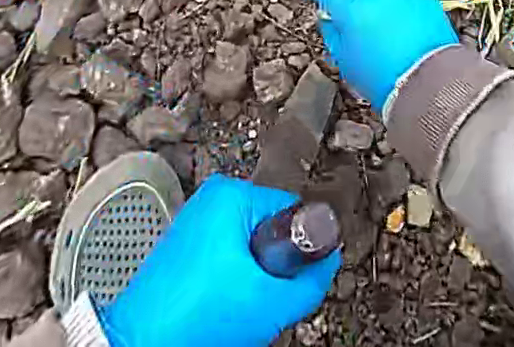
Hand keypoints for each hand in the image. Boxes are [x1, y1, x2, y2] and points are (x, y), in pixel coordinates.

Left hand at [97, 176, 337, 346]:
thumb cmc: (191, 320)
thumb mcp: (269, 303)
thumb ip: (311, 281)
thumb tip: (330, 262)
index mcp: (231, 194)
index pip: (289, 211)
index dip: (297, 248)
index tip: (289, 277)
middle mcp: (212, 198)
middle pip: (268, 229)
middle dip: (272, 265)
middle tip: (261, 296)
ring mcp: (195, 220)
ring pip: (248, 246)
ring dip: (252, 275)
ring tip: (237, 304)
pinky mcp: (184, 244)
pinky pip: (226, 255)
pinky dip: (231, 279)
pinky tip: (221, 306)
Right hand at [295, 0, 457, 112]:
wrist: (430, 82)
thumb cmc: (382, 77)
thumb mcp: (345, 58)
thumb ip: (333, 30)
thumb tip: (329, 14)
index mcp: (351, 4)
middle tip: (343, 11)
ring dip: (372, 0)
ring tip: (377, 29)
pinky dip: (394, 5)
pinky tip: (398, 27)